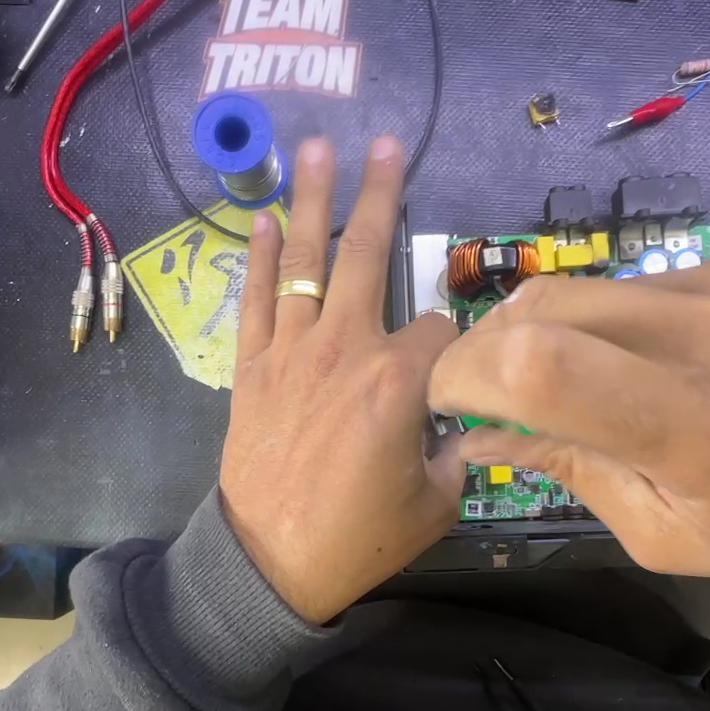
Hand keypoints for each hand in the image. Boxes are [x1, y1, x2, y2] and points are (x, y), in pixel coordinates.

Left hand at [219, 136, 461, 622]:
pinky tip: (260, 221)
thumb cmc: (358, 540)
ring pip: (305, 263)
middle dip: (382, 196)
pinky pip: (255, 301)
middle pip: (367, 255)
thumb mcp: (434, 505)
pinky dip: (257, 259)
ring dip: (312, 202)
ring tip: (317, 150)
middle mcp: (345, 350)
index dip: (456, 343)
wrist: (269, 567)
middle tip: (386, 144)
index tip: (457, 367)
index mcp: (400, 383)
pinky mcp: (252, 369)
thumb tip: (455, 426)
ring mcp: (292, 353)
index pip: (440, 331)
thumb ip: (454, 452)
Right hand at [426, 250, 709, 613]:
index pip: (543, 367)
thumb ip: (575, 473)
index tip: (448, 400)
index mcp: (704, 431)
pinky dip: (608, 320)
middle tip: (482, 388)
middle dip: (485, 345)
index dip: (467, 373)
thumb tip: (483, 434)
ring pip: (587, 286)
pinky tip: (640, 357)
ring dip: (543, 330)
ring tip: (557, 377)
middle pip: (546, 305)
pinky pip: (643, 282)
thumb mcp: (674, 537)